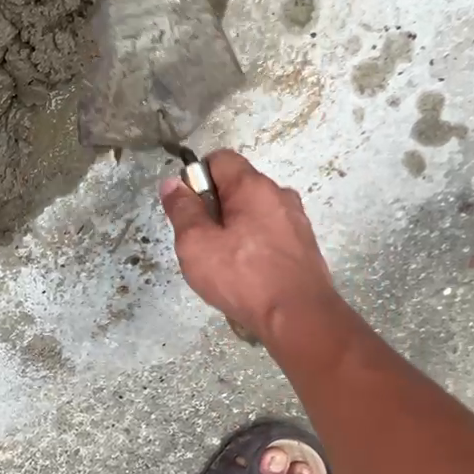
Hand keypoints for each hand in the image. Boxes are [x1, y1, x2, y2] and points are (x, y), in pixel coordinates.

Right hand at [159, 150, 341, 344]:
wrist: (297, 314)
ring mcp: (294, 219)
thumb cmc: (240, 276)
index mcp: (253, 187)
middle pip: (235, 186)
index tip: (186, 209)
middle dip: (211, 206)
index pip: (220, 159)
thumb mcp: (195, 243)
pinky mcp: (301, 243)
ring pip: (251, 211)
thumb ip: (182, 210)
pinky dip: (249, 243)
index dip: (195, 178)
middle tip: (199, 241)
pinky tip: (243, 271)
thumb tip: (172, 184)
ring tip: (220, 260)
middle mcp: (279, 195)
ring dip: (230, 227)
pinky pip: (266, 231)